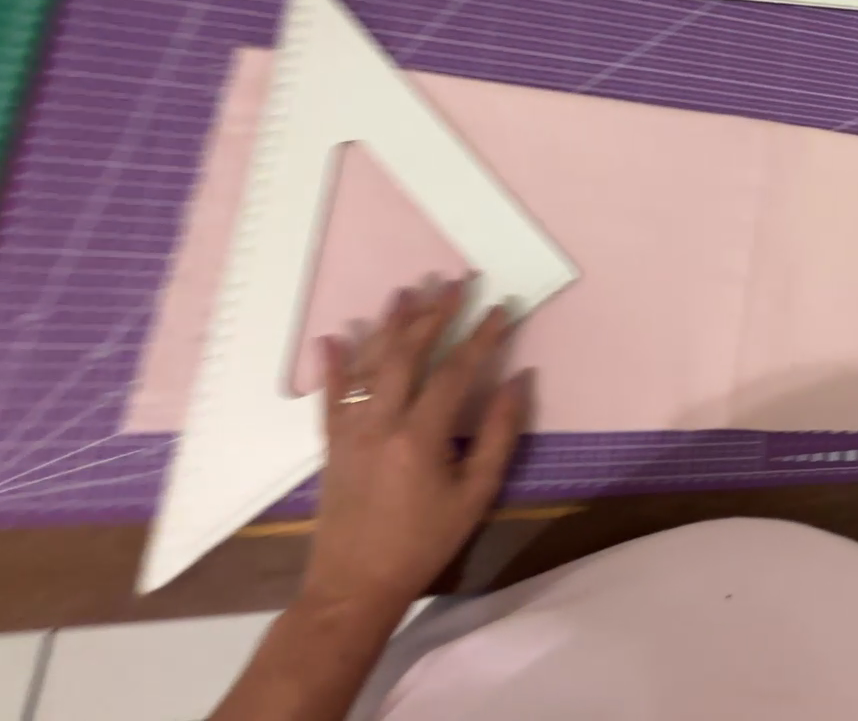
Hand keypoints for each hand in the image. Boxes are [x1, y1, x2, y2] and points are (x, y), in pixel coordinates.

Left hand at [302, 276, 530, 612]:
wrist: (354, 585)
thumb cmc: (425, 540)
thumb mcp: (477, 492)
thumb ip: (499, 433)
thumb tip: (517, 380)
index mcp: (421, 436)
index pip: (455, 371)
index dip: (481, 337)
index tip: (501, 308)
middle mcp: (379, 424)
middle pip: (407, 355)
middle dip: (434, 314)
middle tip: (456, 283)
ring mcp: (348, 432)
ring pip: (368, 365)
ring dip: (389, 324)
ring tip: (408, 290)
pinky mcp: (330, 444)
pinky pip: (328, 395)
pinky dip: (332, 363)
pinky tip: (334, 335)